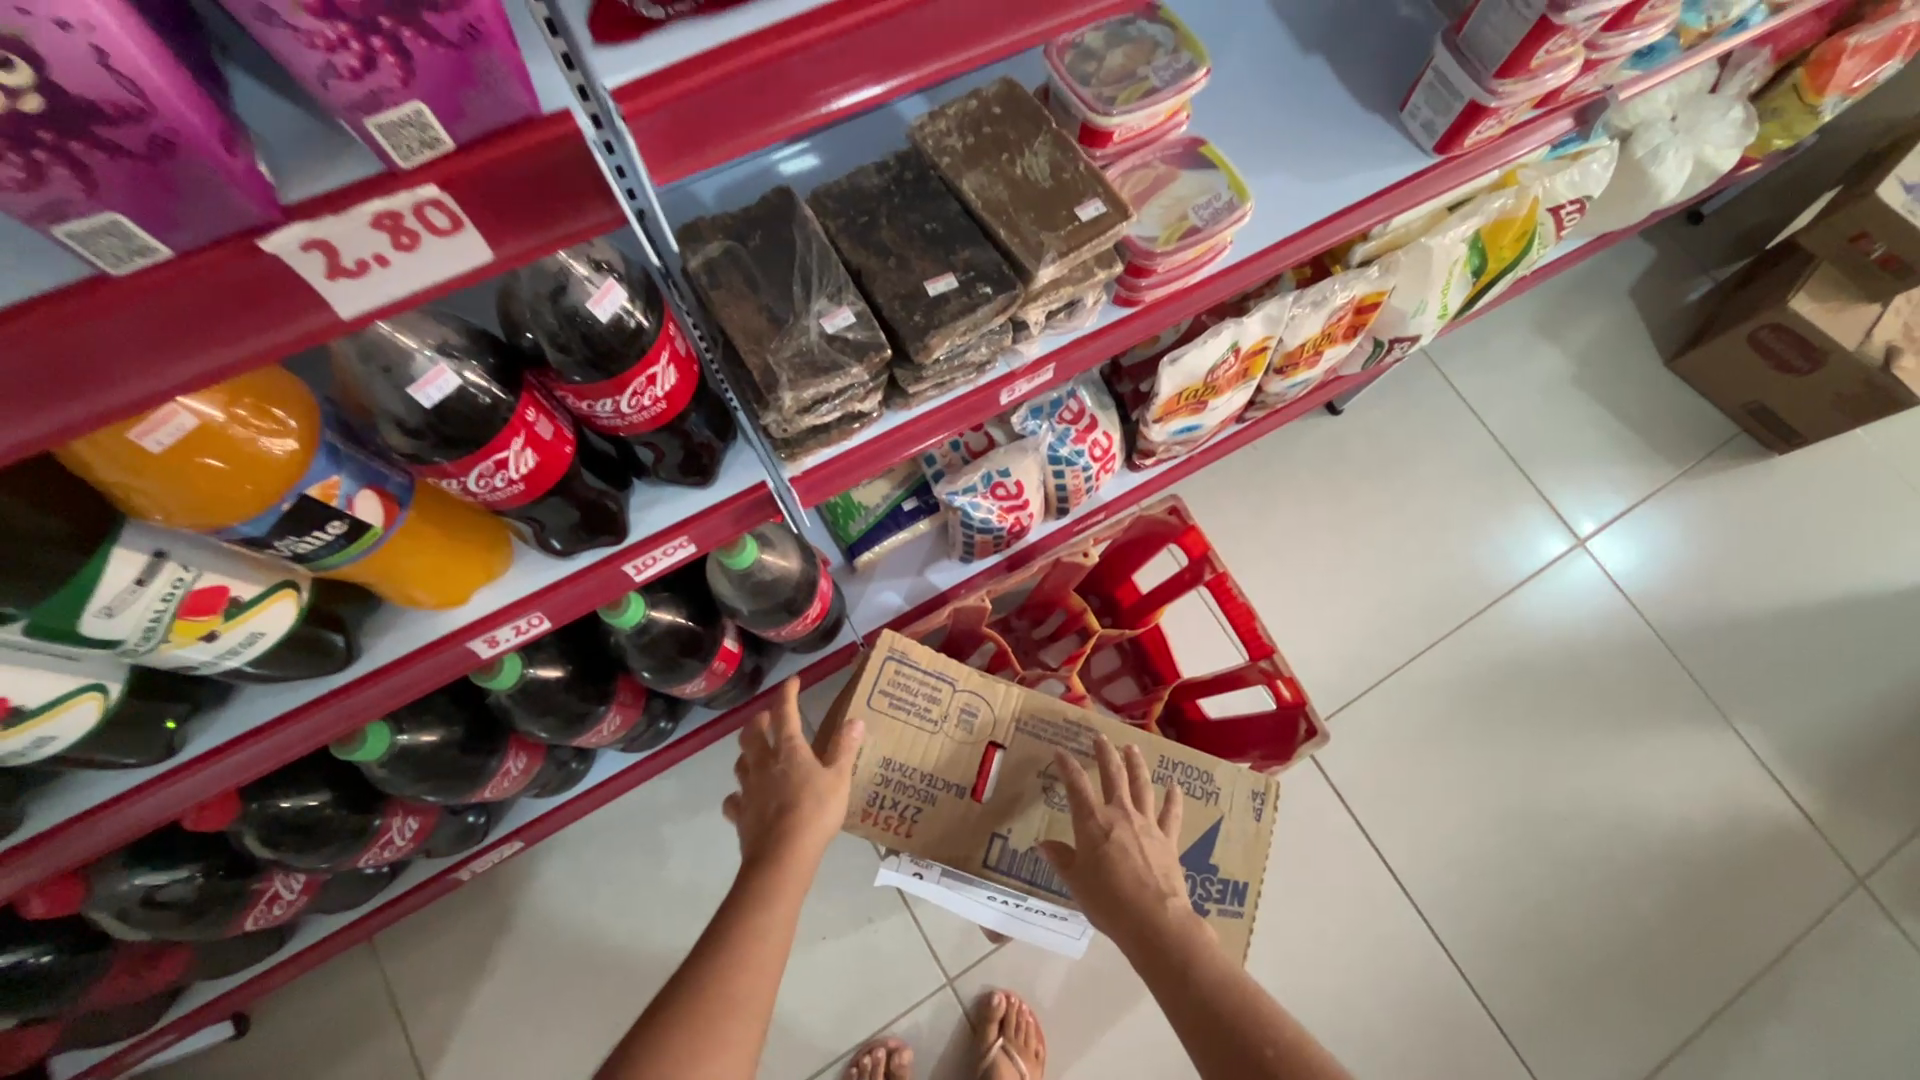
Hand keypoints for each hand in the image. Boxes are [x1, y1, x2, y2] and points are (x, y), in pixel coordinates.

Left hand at [723, 677, 863, 873]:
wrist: (782, 856)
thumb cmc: (815, 813)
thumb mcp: (839, 779)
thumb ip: (844, 749)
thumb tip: (855, 720)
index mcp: (789, 750)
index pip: (785, 713)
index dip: (787, 694)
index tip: (792, 681)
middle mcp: (763, 763)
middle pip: (752, 734)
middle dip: (758, 721)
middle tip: (766, 718)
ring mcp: (748, 789)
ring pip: (740, 763)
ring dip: (747, 753)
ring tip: (756, 753)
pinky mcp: (740, 814)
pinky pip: (734, 799)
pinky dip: (738, 795)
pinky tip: (744, 799)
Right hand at [1038, 735, 1209, 950]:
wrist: (1154, 921)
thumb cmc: (1107, 902)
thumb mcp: (1075, 882)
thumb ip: (1061, 860)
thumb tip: (1044, 845)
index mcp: (1092, 822)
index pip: (1076, 785)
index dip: (1067, 766)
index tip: (1060, 751)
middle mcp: (1120, 814)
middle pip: (1112, 775)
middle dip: (1104, 753)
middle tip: (1100, 736)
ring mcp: (1147, 824)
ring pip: (1141, 785)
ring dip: (1136, 764)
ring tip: (1132, 747)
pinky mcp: (1168, 839)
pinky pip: (1172, 813)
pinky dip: (1173, 798)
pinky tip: (1174, 786)